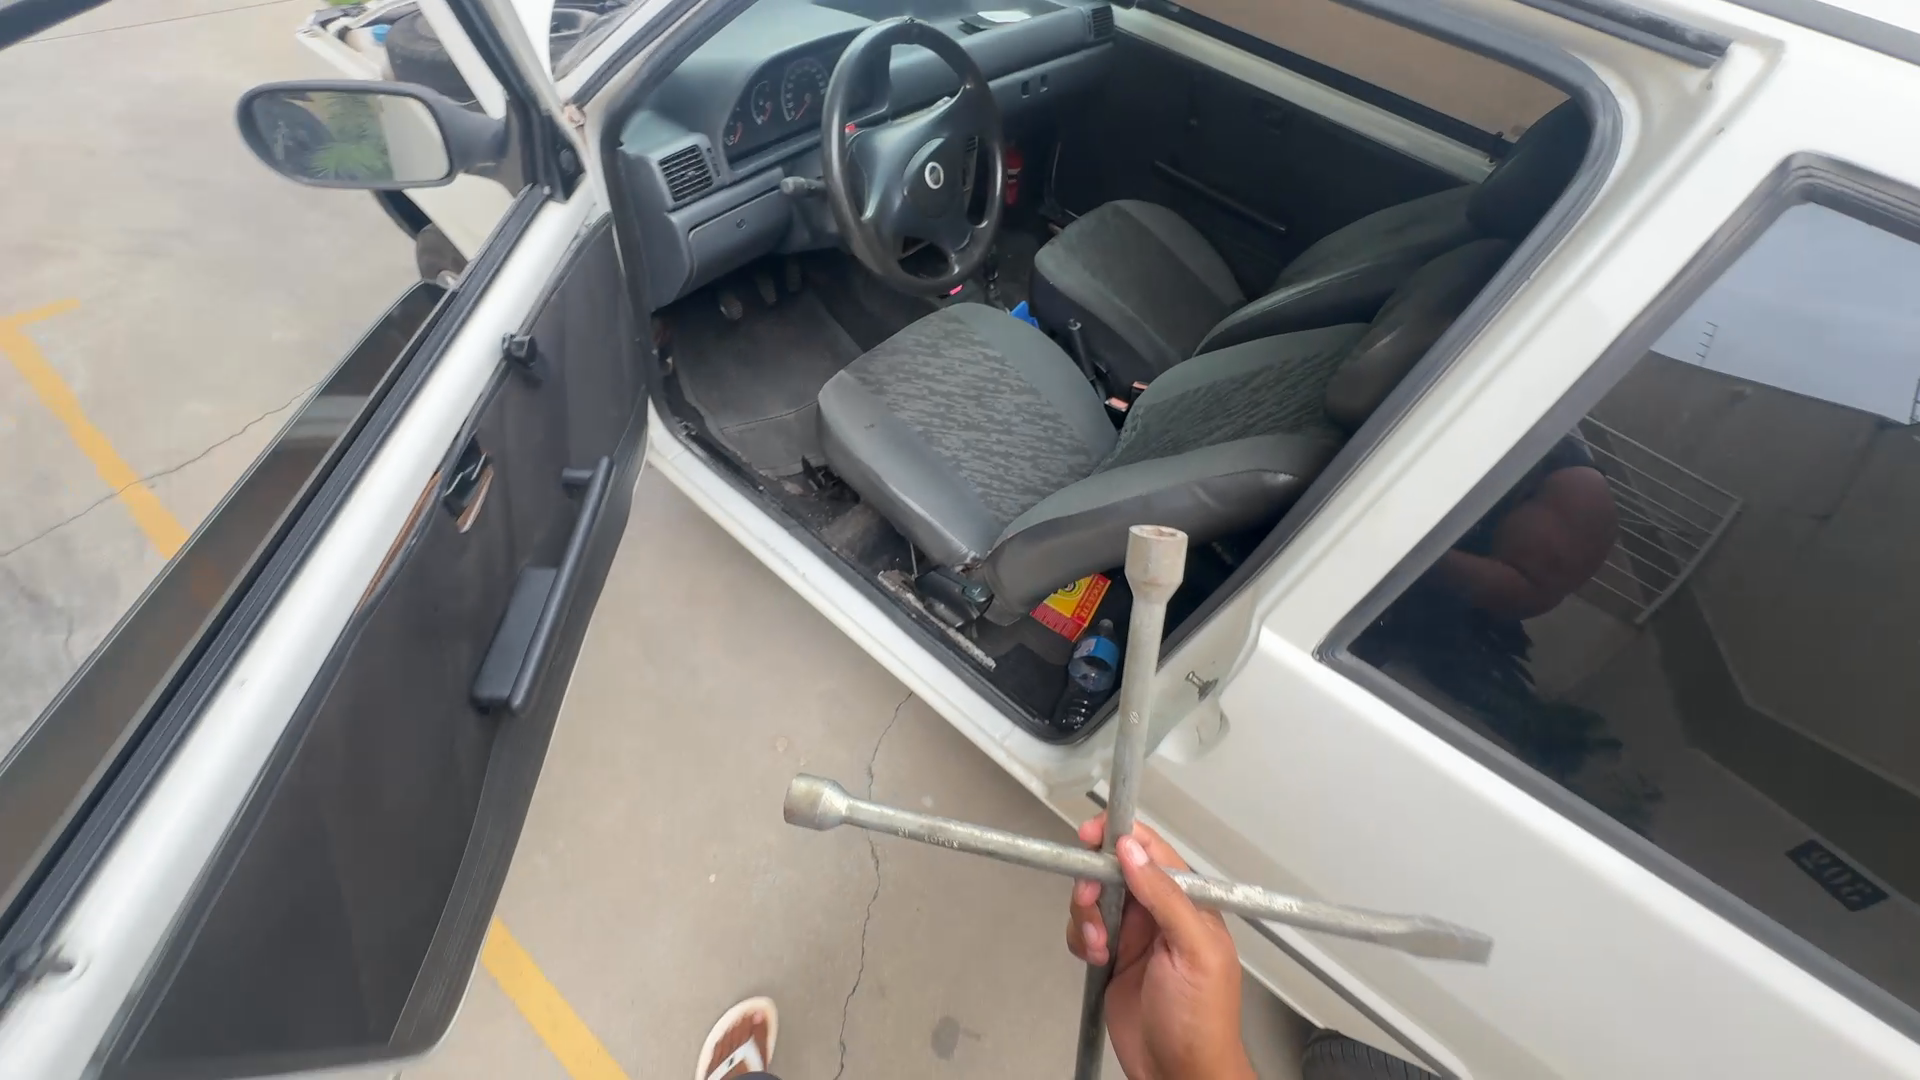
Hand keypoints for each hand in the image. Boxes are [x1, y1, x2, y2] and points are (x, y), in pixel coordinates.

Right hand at [1066, 816, 1253, 1079]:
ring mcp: (1133, 932)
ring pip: (1094, 896)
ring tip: (1100, 946)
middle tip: (1090, 902)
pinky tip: (1096, 958)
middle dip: (1094, 881)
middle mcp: (1157, 910)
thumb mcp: (1194, 951)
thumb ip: (1165, 896)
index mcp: (1186, 900)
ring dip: (1086, 916)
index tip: (1090, 834)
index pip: (1149, 849)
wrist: (1180, 1076)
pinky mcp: (1111, 953)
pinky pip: (1083, 927)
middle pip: (1112, 868)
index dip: (1117, 835)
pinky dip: (1081, 938)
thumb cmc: (1203, 1021)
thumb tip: (1133, 849)